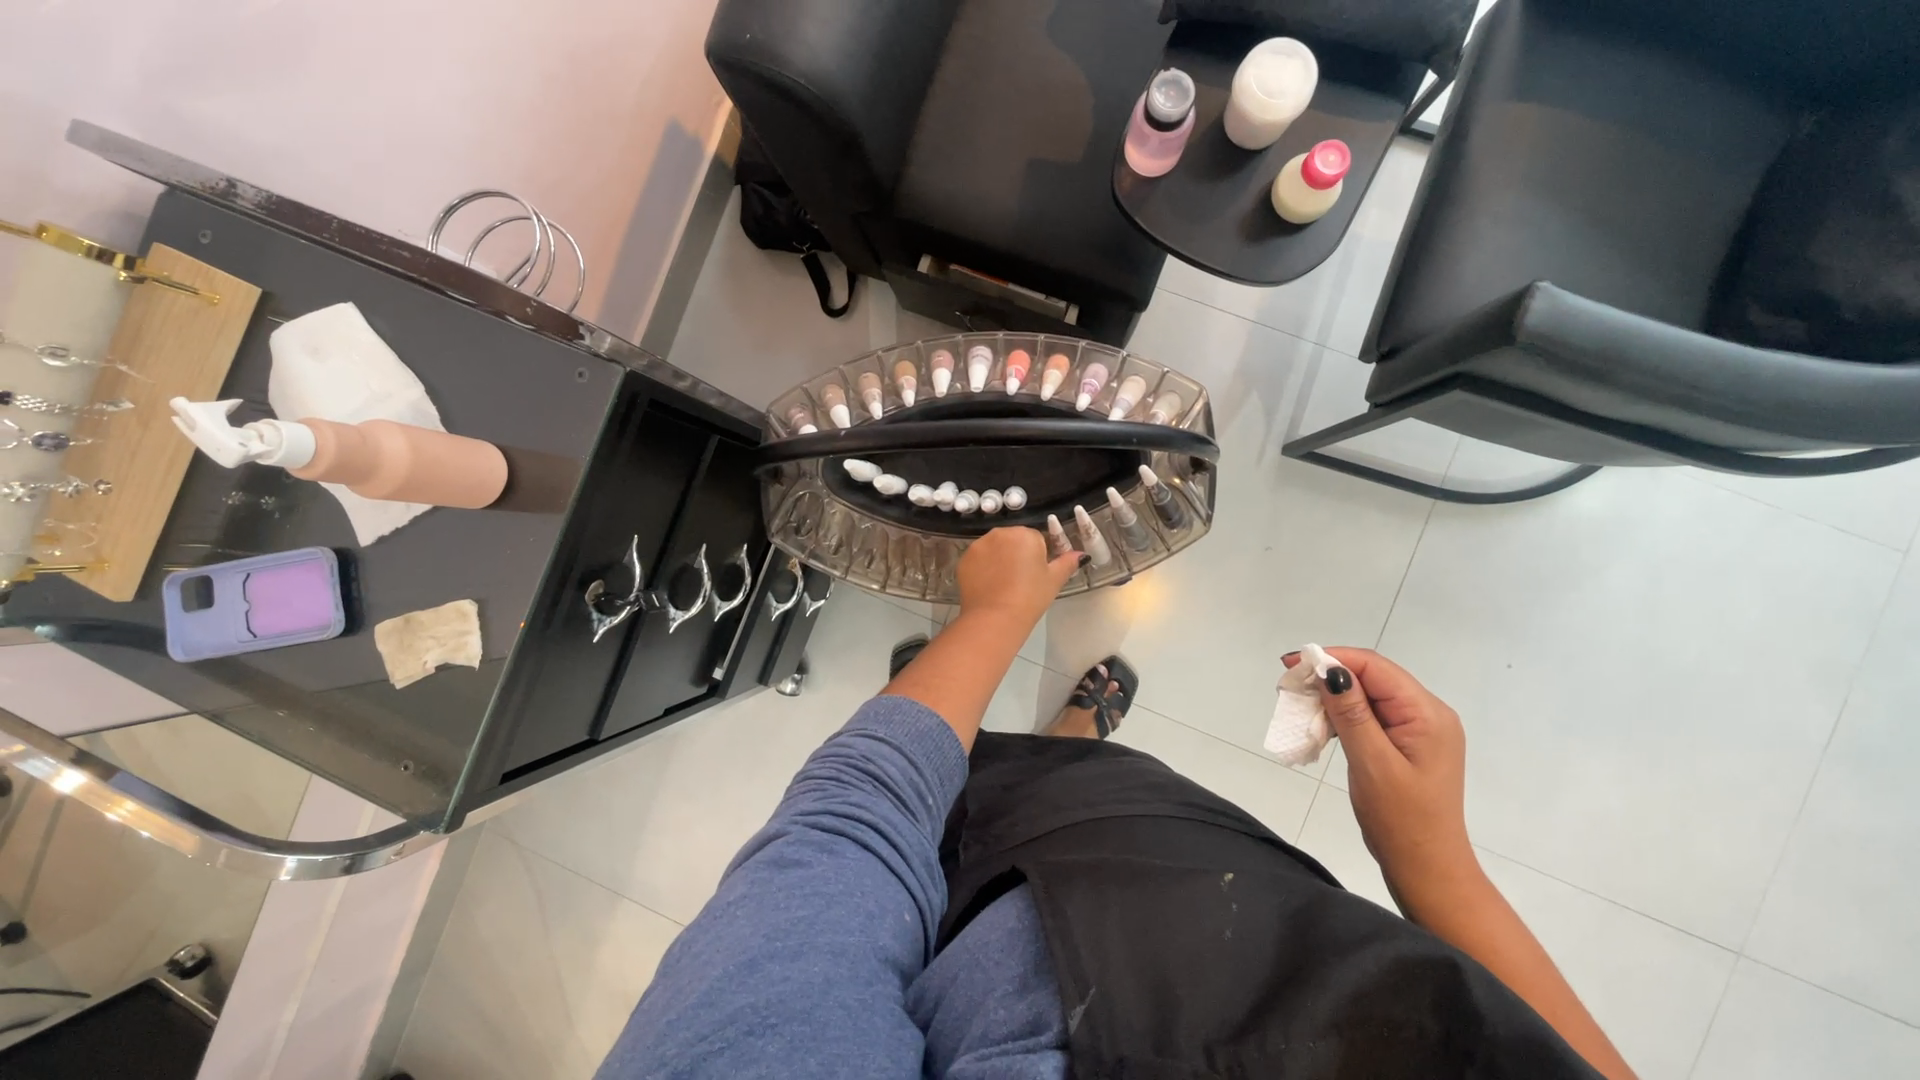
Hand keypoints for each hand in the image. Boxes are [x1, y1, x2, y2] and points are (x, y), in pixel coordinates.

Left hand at [957, 527, 1082, 630]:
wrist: (994, 618)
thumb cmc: (1030, 598)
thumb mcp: (1054, 580)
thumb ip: (1068, 563)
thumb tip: (1082, 555)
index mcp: (1025, 534)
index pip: (1035, 538)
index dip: (1037, 558)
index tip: (1034, 576)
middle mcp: (1000, 533)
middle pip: (1013, 540)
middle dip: (1016, 555)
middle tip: (1020, 582)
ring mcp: (979, 545)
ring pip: (994, 548)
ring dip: (999, 560)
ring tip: (1003, 585)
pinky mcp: (964, 559)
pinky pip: (978, 560)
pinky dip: (983, 569)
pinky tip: (989, 587)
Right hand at [1287, 647, 1474, 893]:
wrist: (1426, 868)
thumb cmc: (1401, 818)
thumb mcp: (1372, 763)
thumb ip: (1351, 713)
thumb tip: (1330, 669)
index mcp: (1427, 714)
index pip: (1375, 667)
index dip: (1332, 658)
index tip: (1291, 665)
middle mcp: (1427, 714)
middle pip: (1372, 678)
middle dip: (1329, 677)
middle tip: (1289, 689)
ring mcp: (1418, 730)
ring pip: (1369, 696)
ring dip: (1333, 699)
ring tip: (1300, 709)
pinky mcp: (1406, 745)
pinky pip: (1371, 717)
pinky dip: (1343, 718)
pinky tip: (1321, 729)